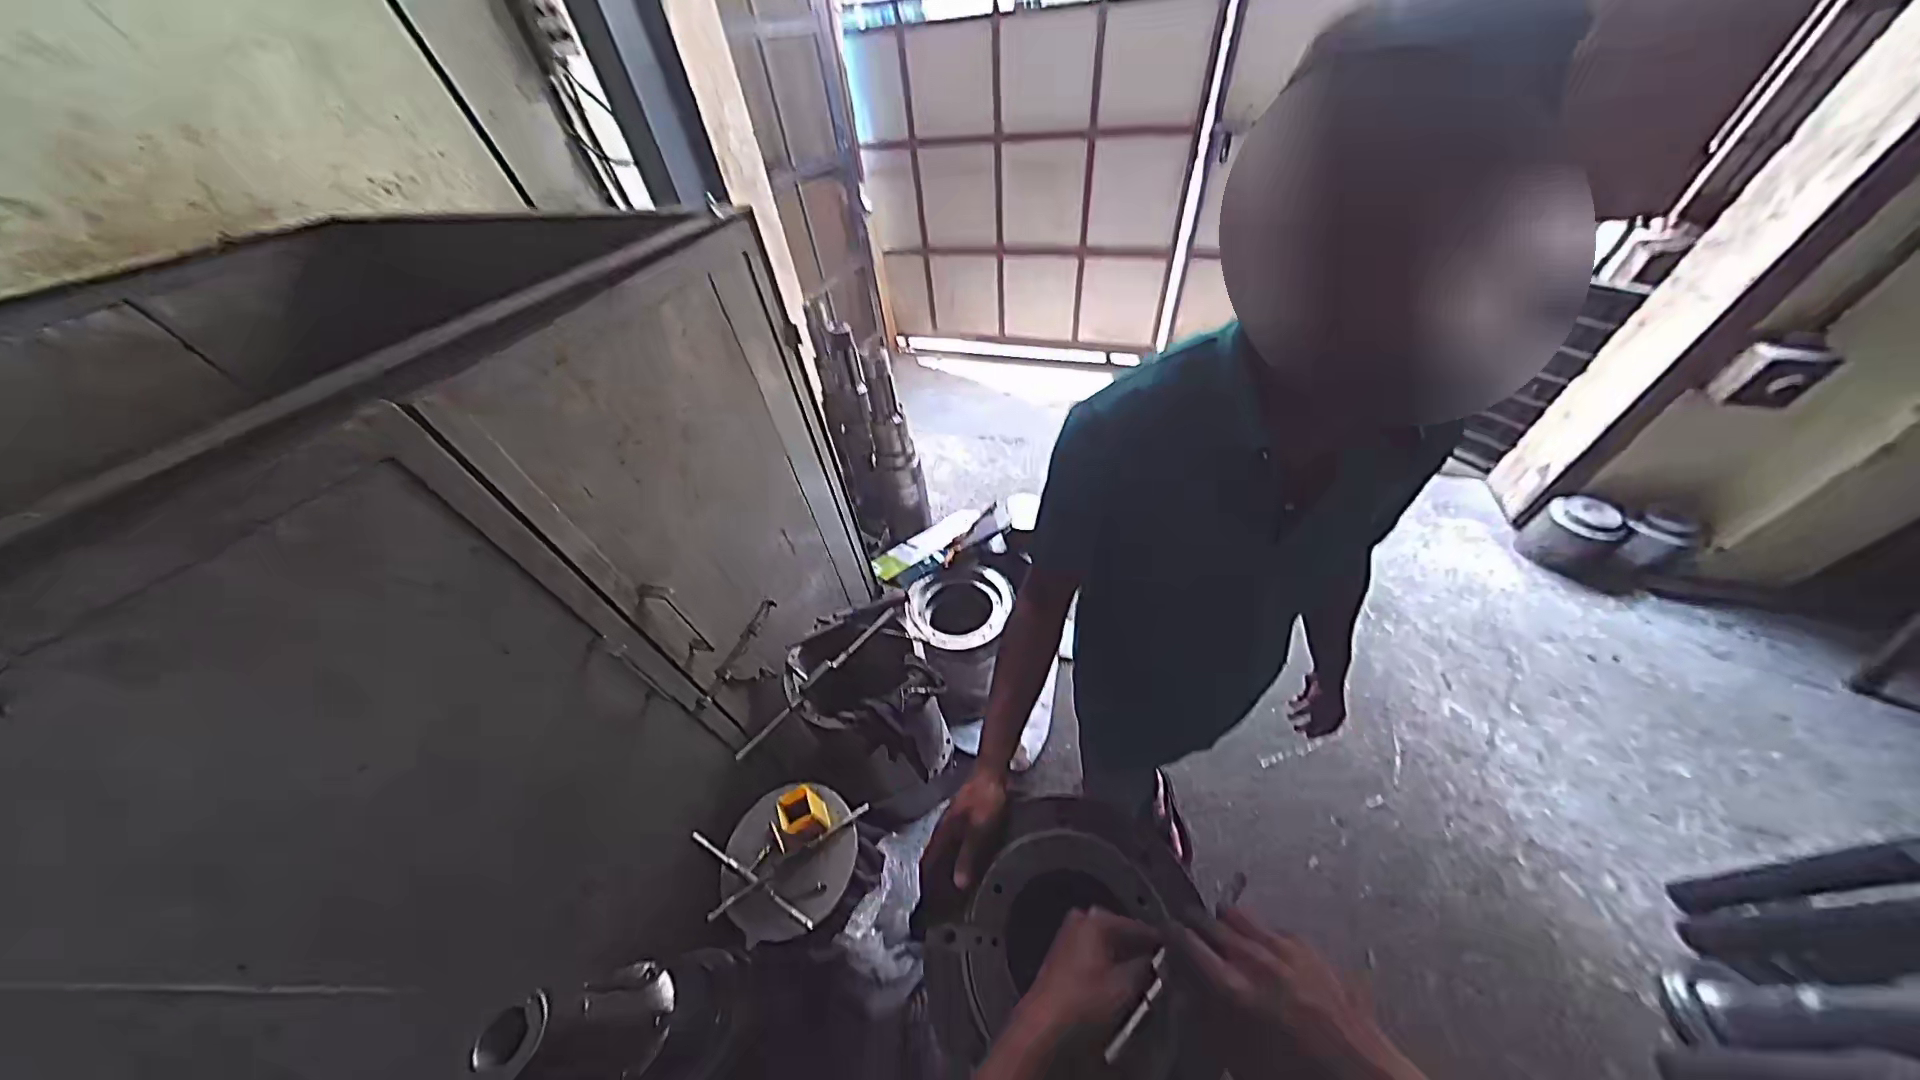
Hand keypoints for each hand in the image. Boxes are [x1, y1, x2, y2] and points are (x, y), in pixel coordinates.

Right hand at [922, 769, 1007, 891]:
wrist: (992, 772)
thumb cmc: (985, 801)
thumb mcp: (979, 831)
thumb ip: (968, 855)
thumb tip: (957, 884)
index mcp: (946, 830)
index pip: (930, 856)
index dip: (924, 874)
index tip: (919, 894)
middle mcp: (946, 825)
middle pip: (935, 851)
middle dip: (931, 869)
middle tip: (929, 890)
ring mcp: (954, 818)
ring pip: (944, 844)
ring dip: (942, 859)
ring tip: (942, 876)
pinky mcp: (965, 814)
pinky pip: (955, 838)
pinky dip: (954, 850)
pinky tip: (959, 854)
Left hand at [1021, 908, 1159, 1032]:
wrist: (1044, 1018)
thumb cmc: (1085, 998)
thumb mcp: (1124, 985)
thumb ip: (1144, 968)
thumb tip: (1156, 960)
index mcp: (1096, 920)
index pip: (1136, 926)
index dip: (1156, 940)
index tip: (1174, 950)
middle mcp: (1082, 918)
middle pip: (1120, 930)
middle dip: (1138, 946)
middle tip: (1159, 963)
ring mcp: (1070, 932)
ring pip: (1106, 940)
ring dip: (1123, 954)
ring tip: (1142, 972)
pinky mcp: (1063, 949)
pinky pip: (1095, 948)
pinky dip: (1108, 958)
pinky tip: (1119, 975)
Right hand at [1176, 907, 1425, 1079]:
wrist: (1360, 1074)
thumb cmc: (1293, 1072)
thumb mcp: (1238, 1056)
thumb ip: (1206, 1015)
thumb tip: (1183, 986)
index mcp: (1232, 988)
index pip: (1184, 940)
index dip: (1169, 933)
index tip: (1164, 933)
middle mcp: (1253, 958)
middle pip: (1206, 921)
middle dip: (1192, 925)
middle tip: (1189, 935)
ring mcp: (1281, 947)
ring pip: (1235, 913)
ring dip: (1223, 922)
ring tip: (1223, 937)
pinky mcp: (1304, 945)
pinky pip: (1268, 926)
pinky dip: (1258, 935)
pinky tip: (1263, 955)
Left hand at [1288, 672, 1347, 737]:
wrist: (1327, 675)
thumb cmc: (1326, 698)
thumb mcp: (1322, 716)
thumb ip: (1316, 727)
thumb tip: (1309, 735)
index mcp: (1339, 714)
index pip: (1330, 728)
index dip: (1318, 733)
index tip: (1307, 736)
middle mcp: (1333, 706)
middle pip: (1318, 719)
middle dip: (1306, 724)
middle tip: (1295, 728)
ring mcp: (1324, 695)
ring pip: (1310, 708)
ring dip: (1298, 713)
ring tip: (1288, 716)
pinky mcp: (1315, 685)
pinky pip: (1305, 696)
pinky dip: (1297, 700)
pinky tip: (1291, 701)